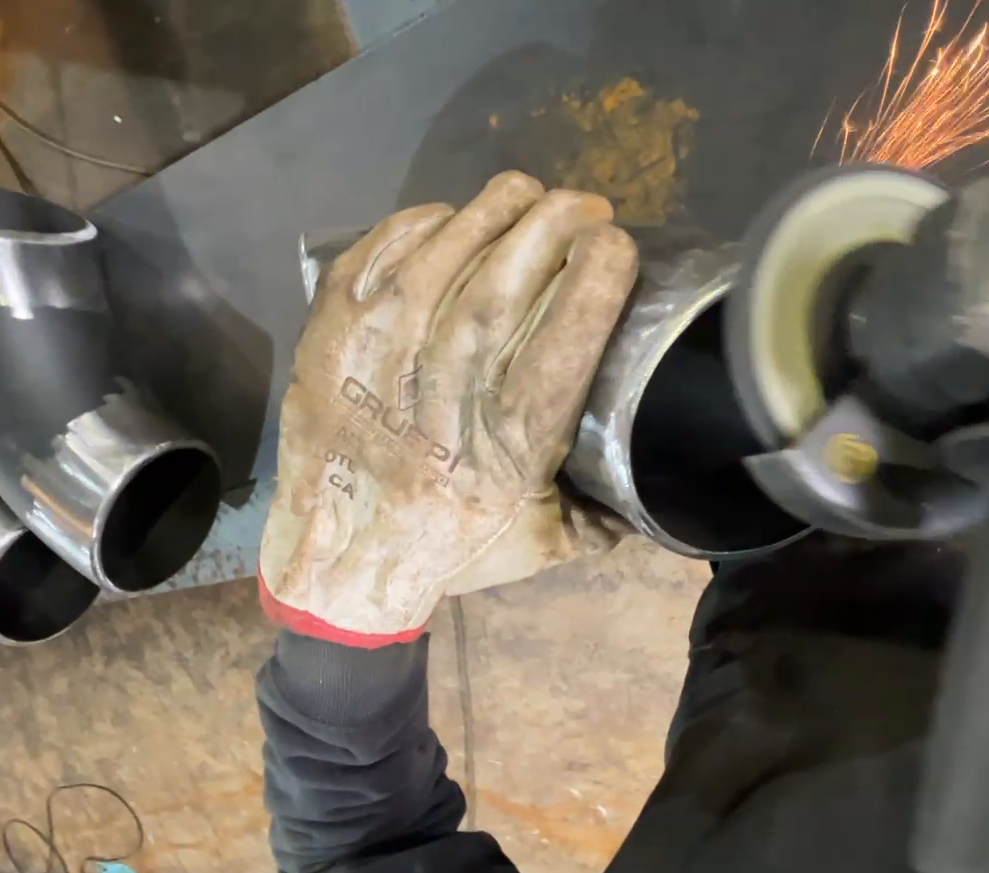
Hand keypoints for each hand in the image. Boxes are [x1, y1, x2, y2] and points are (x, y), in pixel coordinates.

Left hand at [259, 172, 638, 645]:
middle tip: (580, 206)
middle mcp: (445, 395)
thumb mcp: (539, 546)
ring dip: (490, 213)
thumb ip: (602, 518)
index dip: (595, 280)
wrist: (340, 561)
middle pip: (502, 286)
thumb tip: (656, 487)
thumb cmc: (447, 549)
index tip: (615, 245)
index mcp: (508, 445)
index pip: (562, 344)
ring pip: (440, 260)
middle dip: (550, 227)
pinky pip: (377, 261)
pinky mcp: (331, 341)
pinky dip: (416, 227)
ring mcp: (380, 361)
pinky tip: (448, 217)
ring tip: (525, 195)